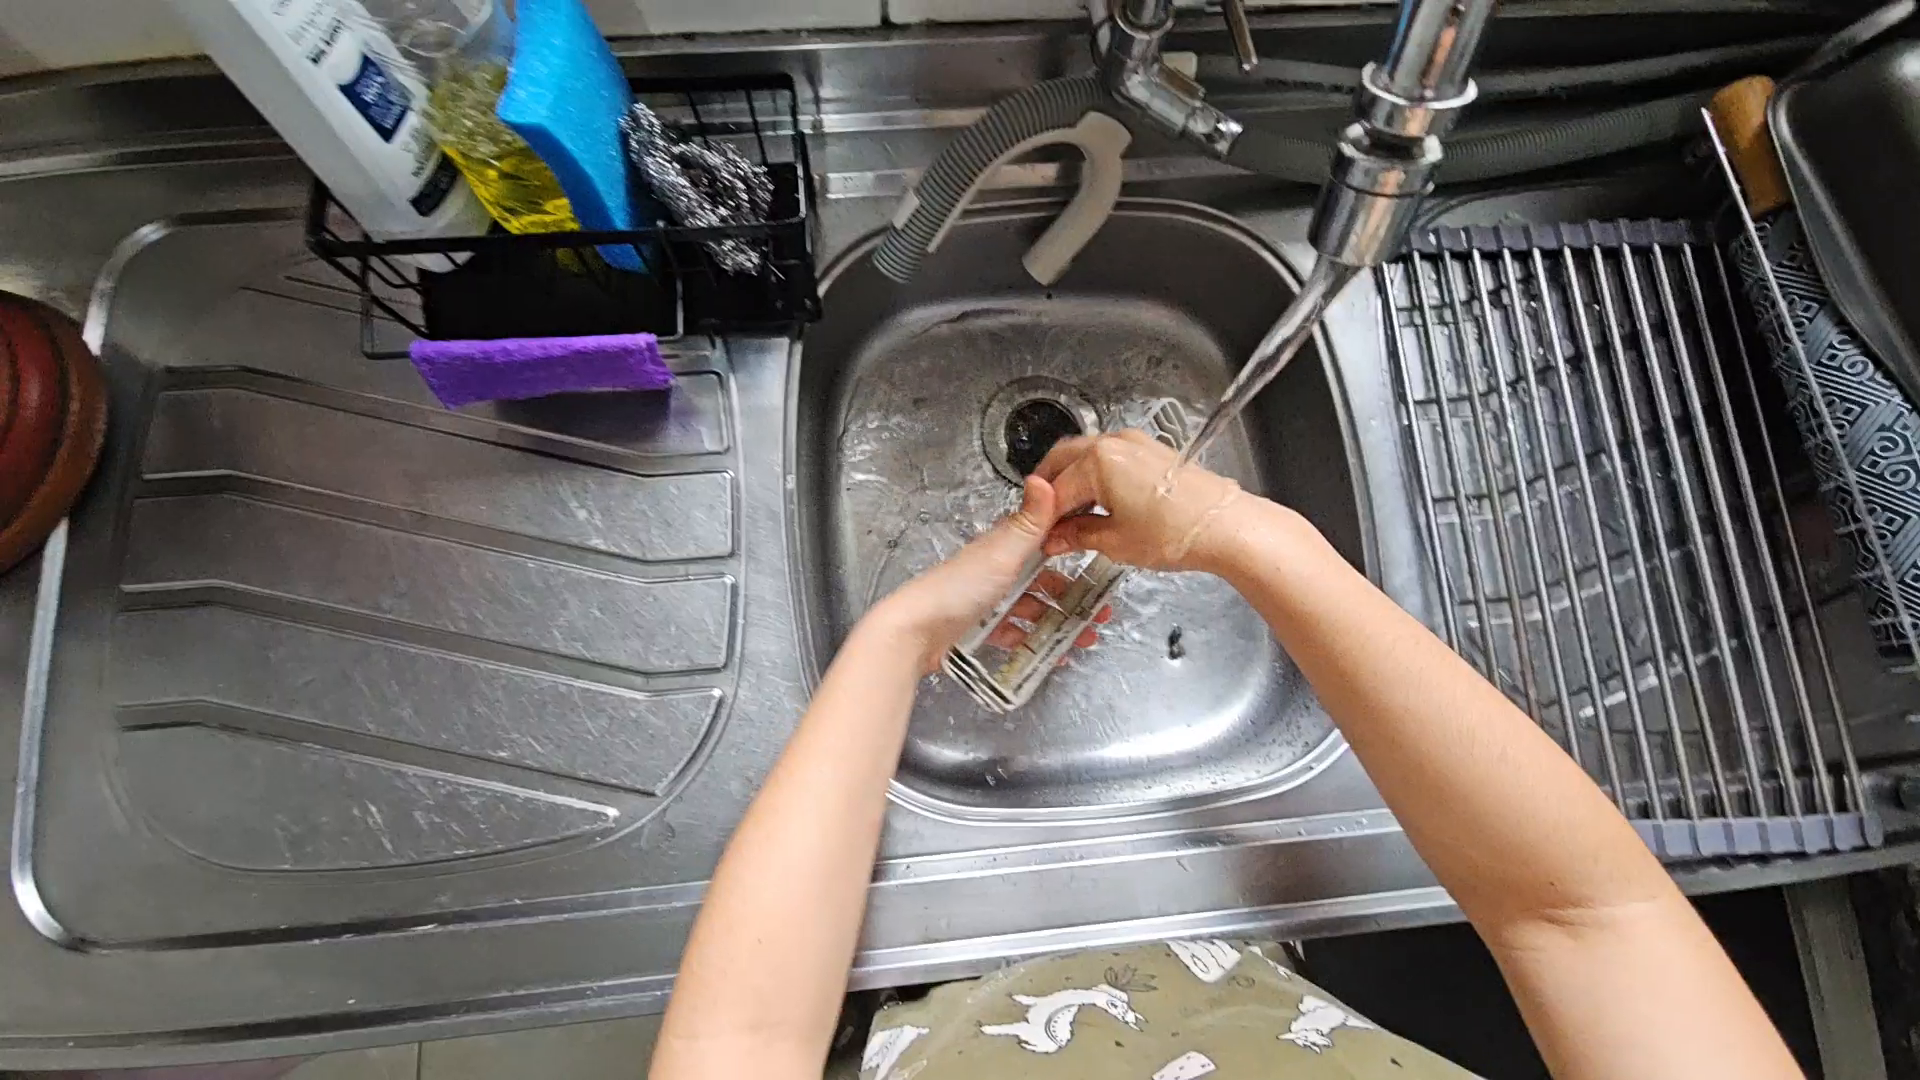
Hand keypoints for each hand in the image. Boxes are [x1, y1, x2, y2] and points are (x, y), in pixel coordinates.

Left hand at [868, 475, 1105, 673]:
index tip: (1103, 568)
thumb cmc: (962, 587)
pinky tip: (1053, 655)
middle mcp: (997, 571)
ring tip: (1085, 640)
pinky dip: (1034, 642)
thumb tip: (1045, 477)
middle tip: (1101, 615)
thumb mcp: (1003, 551)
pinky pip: (1014, 634)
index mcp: (1004, 547)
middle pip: (1042, 582)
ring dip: (1059, 623)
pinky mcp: (979, 630)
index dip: (1074, 554)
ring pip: (1031, 610)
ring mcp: (988, 602)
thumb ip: (1030, 521)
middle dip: (1073, 597)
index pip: (1045, 544)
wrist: (917, 629)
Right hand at [1033, 431, 1249, 571]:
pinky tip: (1098, 503)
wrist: (1227, 527)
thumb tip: (1056, 539)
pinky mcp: (1152, 452)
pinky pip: (1110, 458)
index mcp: (1098, 461)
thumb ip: (1078, 535)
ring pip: (1086, 456)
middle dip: (1049, 489)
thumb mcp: (1116, 541)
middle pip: (1063, 460)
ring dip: (1071, 480)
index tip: (1039, 537)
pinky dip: (1094, 476)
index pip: (1055, 490)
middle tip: (1044, 521)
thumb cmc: (1177, 532)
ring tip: (1071, 515)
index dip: (1043, 517)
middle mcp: (1114, 443)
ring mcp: (1135, 444)